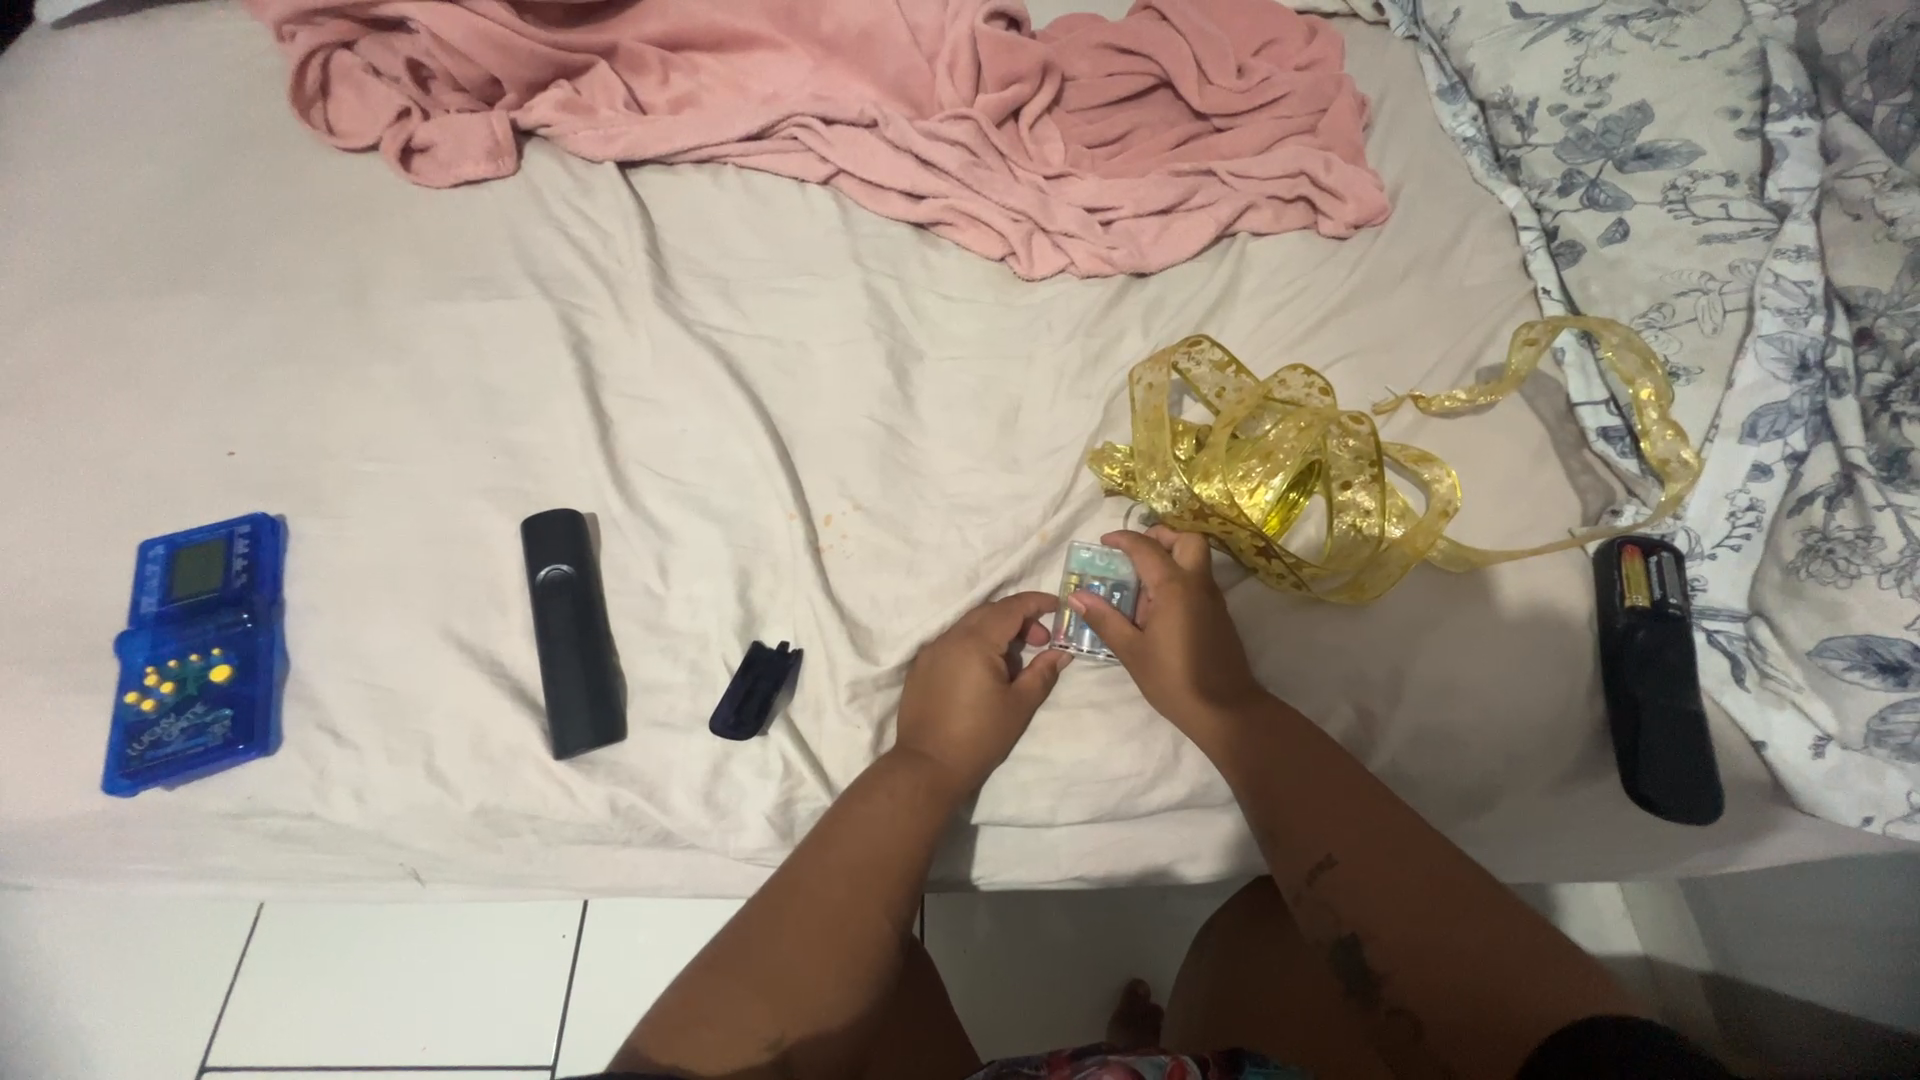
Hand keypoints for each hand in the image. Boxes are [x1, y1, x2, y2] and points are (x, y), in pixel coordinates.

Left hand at [892, 591, 1071, 794]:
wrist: (928, 766)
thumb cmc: (980, 737)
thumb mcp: (1019, 705)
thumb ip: (1042, 673)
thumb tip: (1061, 653)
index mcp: (975, 642)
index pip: (1010, 608)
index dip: (1036, 602)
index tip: (1057, 606)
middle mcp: (949, 638)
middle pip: (989, 612)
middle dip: (1018, 618)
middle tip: (1041, 641)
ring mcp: (931, 651)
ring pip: (969, 625)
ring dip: (996, 632)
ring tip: (1016, 661)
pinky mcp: (921, 667)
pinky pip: (952, 642)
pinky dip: (975, 644)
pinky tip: (987, 671)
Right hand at [1070, 527, 1267, 745]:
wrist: (1226, 710)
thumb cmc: (1174, 681)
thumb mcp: (1131, 652)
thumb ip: (1105, 619)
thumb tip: (1077, 596)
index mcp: (1174, 588)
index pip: (1147, 548)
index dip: (1123, 539)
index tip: (1104, 543)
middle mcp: (1198, 584)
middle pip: (1187, 540)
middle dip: (1161, 536)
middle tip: (1134, 553)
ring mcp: (1213, 599)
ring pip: (1197, 559)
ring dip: (1171, 556)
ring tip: (1140, 583)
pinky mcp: (1218, 615)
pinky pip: (1198, 580)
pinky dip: (1179, 577)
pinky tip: (1156, 608)